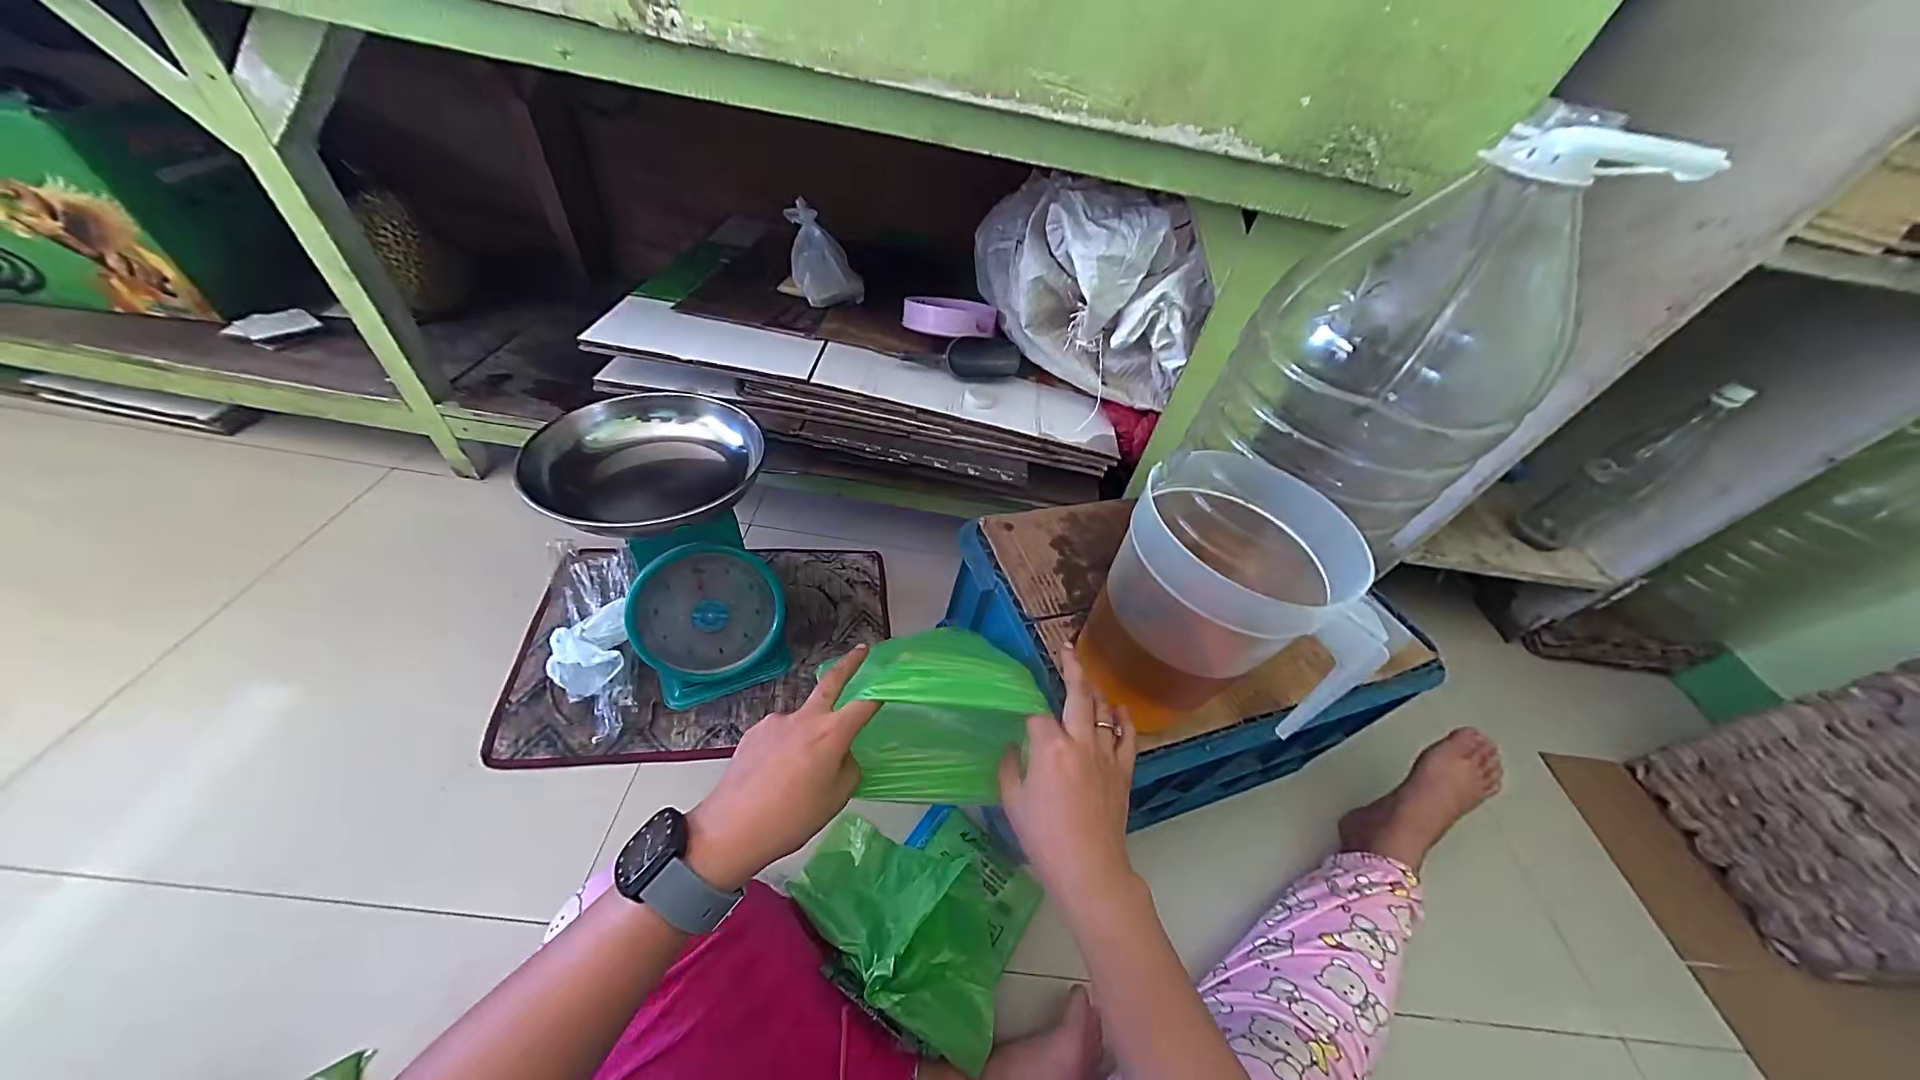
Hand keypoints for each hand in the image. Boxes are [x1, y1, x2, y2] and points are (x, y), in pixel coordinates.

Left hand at [685, 645, 880, 889]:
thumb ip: (847, 768)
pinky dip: (785, 745)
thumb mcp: (835, 799)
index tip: (889, 684)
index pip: (864, 705)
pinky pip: (780, 733)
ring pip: (802, 719)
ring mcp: (776, 722)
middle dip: (850, 664)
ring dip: (808, 732)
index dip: (880, 693)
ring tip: (798, 771)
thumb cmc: (791, 818)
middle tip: (862, 650)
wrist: (731, 829)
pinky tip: (775, 773)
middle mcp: (804, 719)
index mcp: (831, 734)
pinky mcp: (755, 732)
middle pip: (831, 682)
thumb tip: (842, 755)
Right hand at [998, 646, 1138, 915]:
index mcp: (1049, 747)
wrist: (1088, 867)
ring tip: (1084, 678)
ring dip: (1093, 690)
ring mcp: (1105, 754)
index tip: (1020, 715)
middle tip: (1065, 648)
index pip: (1036, 715)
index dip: (1026, 714)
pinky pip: (1126, 735)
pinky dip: (1123, 718)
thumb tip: (1012, 748)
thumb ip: (1009, 767)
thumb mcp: (1012, 801)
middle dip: (1071, 667)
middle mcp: (1080, 741)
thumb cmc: (1043, 837)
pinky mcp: (1123, 770)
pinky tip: (1118, 707)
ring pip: (1102, 710)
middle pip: (1077, 694)